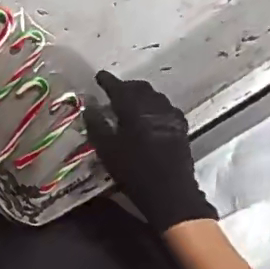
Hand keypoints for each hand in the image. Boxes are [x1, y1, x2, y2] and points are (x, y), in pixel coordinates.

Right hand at [89, 71, 215, 230]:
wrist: (169, 192)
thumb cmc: (133, 171)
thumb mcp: (107, 150)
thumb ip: (97, 126)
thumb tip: (89, 107)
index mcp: (134, 109)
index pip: (119, 88)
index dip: (108, 81)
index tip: (99, 76)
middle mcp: (155, 107)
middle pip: (140, 89)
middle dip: (126, 87)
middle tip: (114, 91)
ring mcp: (171, 116)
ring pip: (155, 97)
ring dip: (141, 96)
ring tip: (131, 103)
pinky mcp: (180, 128)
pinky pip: (165, 109)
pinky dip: (154, 107)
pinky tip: (151, 116)